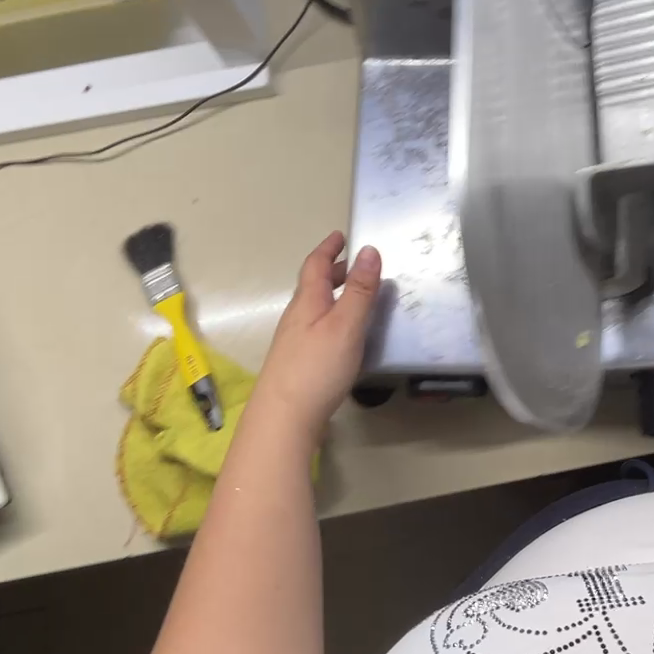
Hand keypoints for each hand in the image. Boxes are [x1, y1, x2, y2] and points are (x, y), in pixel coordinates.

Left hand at [248, 232, 381, 439]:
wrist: (284, 418)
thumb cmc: (316, 367)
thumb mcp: (345, 325)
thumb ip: (359, 290)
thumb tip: (369, 249)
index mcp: (308, 302)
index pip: (316, 265)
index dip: (328, 248)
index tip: (340, 235)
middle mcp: (297, 317)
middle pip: (313, 286)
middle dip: (332, 270)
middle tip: (353, 264)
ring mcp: (295, 342)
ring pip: (315, 308)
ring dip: (333, 295)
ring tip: (354, 296)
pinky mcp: (299, 363)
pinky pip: (317, 328)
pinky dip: (333, 318)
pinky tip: (343, 334)